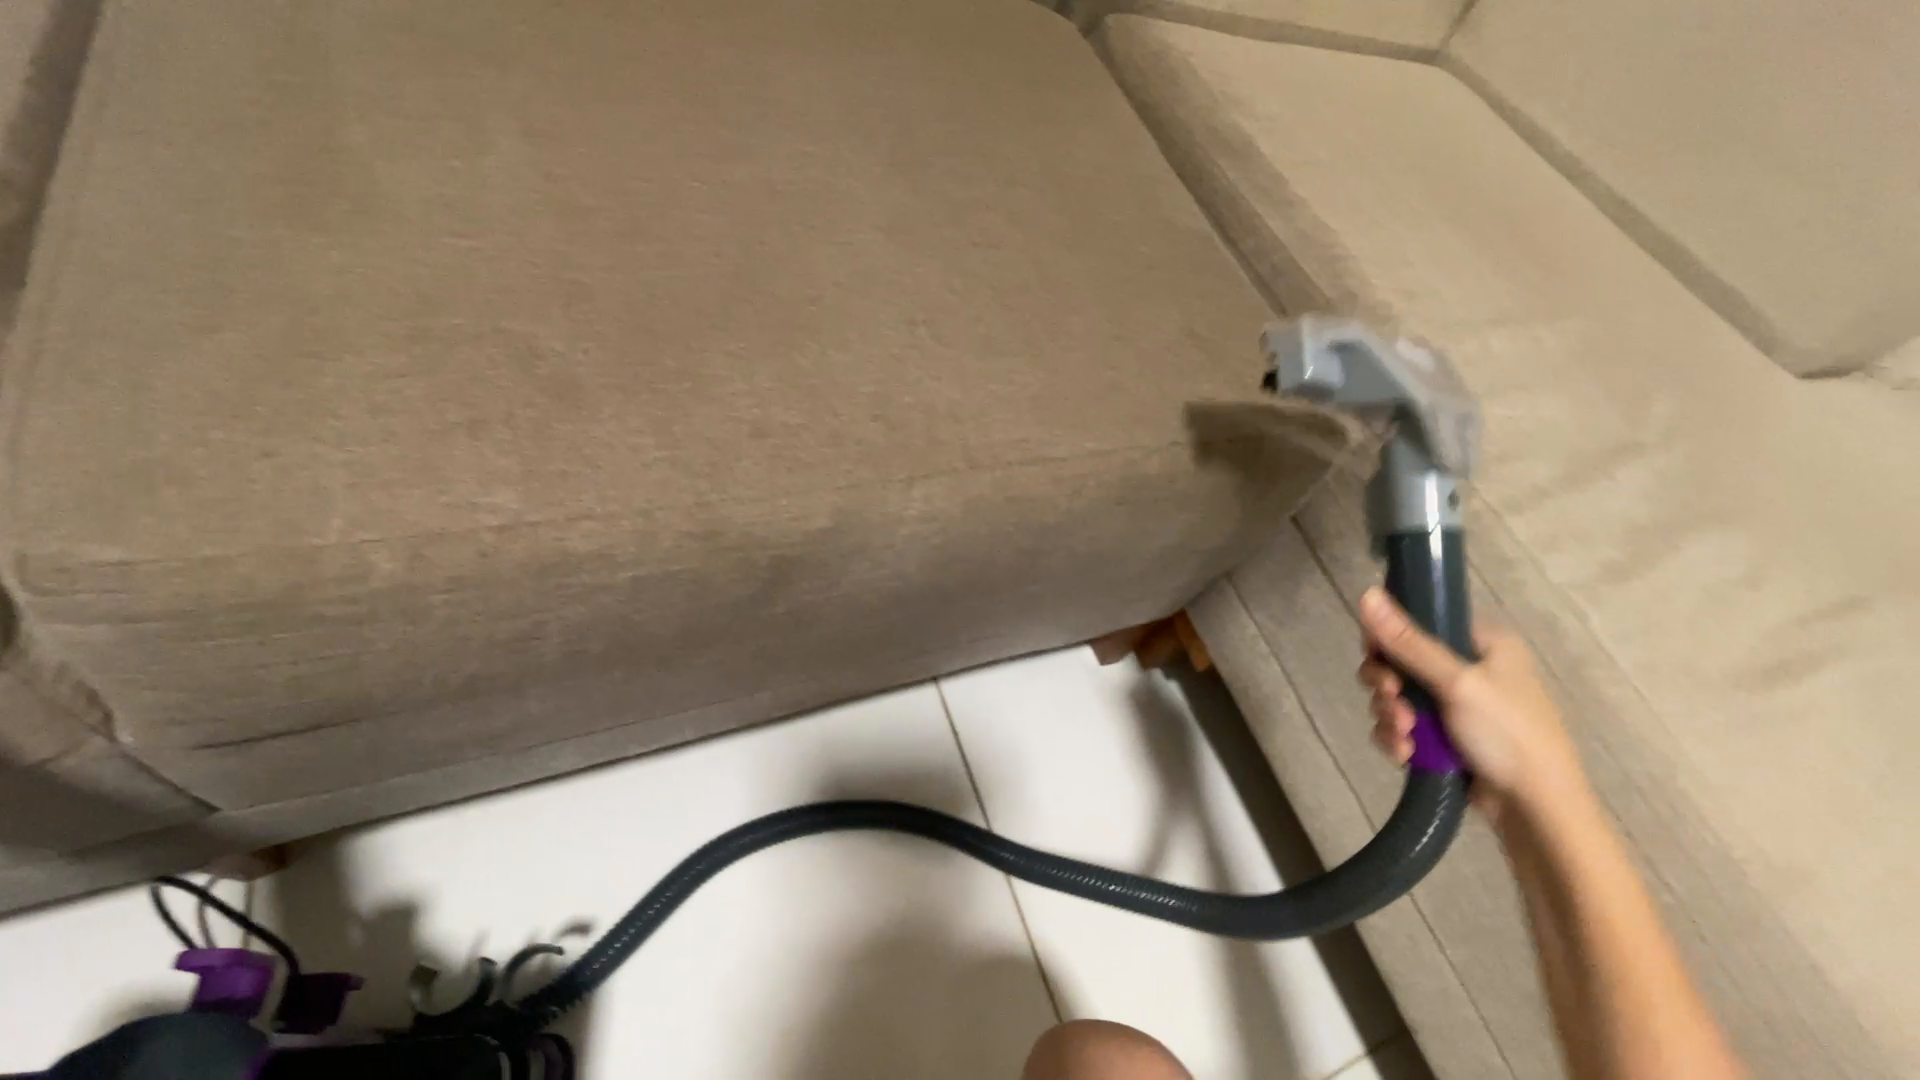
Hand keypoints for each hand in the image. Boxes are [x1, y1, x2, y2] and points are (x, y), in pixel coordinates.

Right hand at [1356, 587, 1582, 818]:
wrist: (1536, 810)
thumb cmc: (1508, 735)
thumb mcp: (1457, 683)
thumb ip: (1408, 642)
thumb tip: (1366, 594)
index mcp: (1482, 643)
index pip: (1418, 624)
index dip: (1388, 641)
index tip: (1377, 661)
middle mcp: (1469, 668)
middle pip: (1400, 662)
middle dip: (1388, 688)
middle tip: (1393, 703)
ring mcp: (1457, 705)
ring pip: (1398, 697)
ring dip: (1392, 717)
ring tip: (1405, 739)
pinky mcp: (1445, 737)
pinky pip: (1405, 727)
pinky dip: (1399, 739)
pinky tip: (1404, 755)